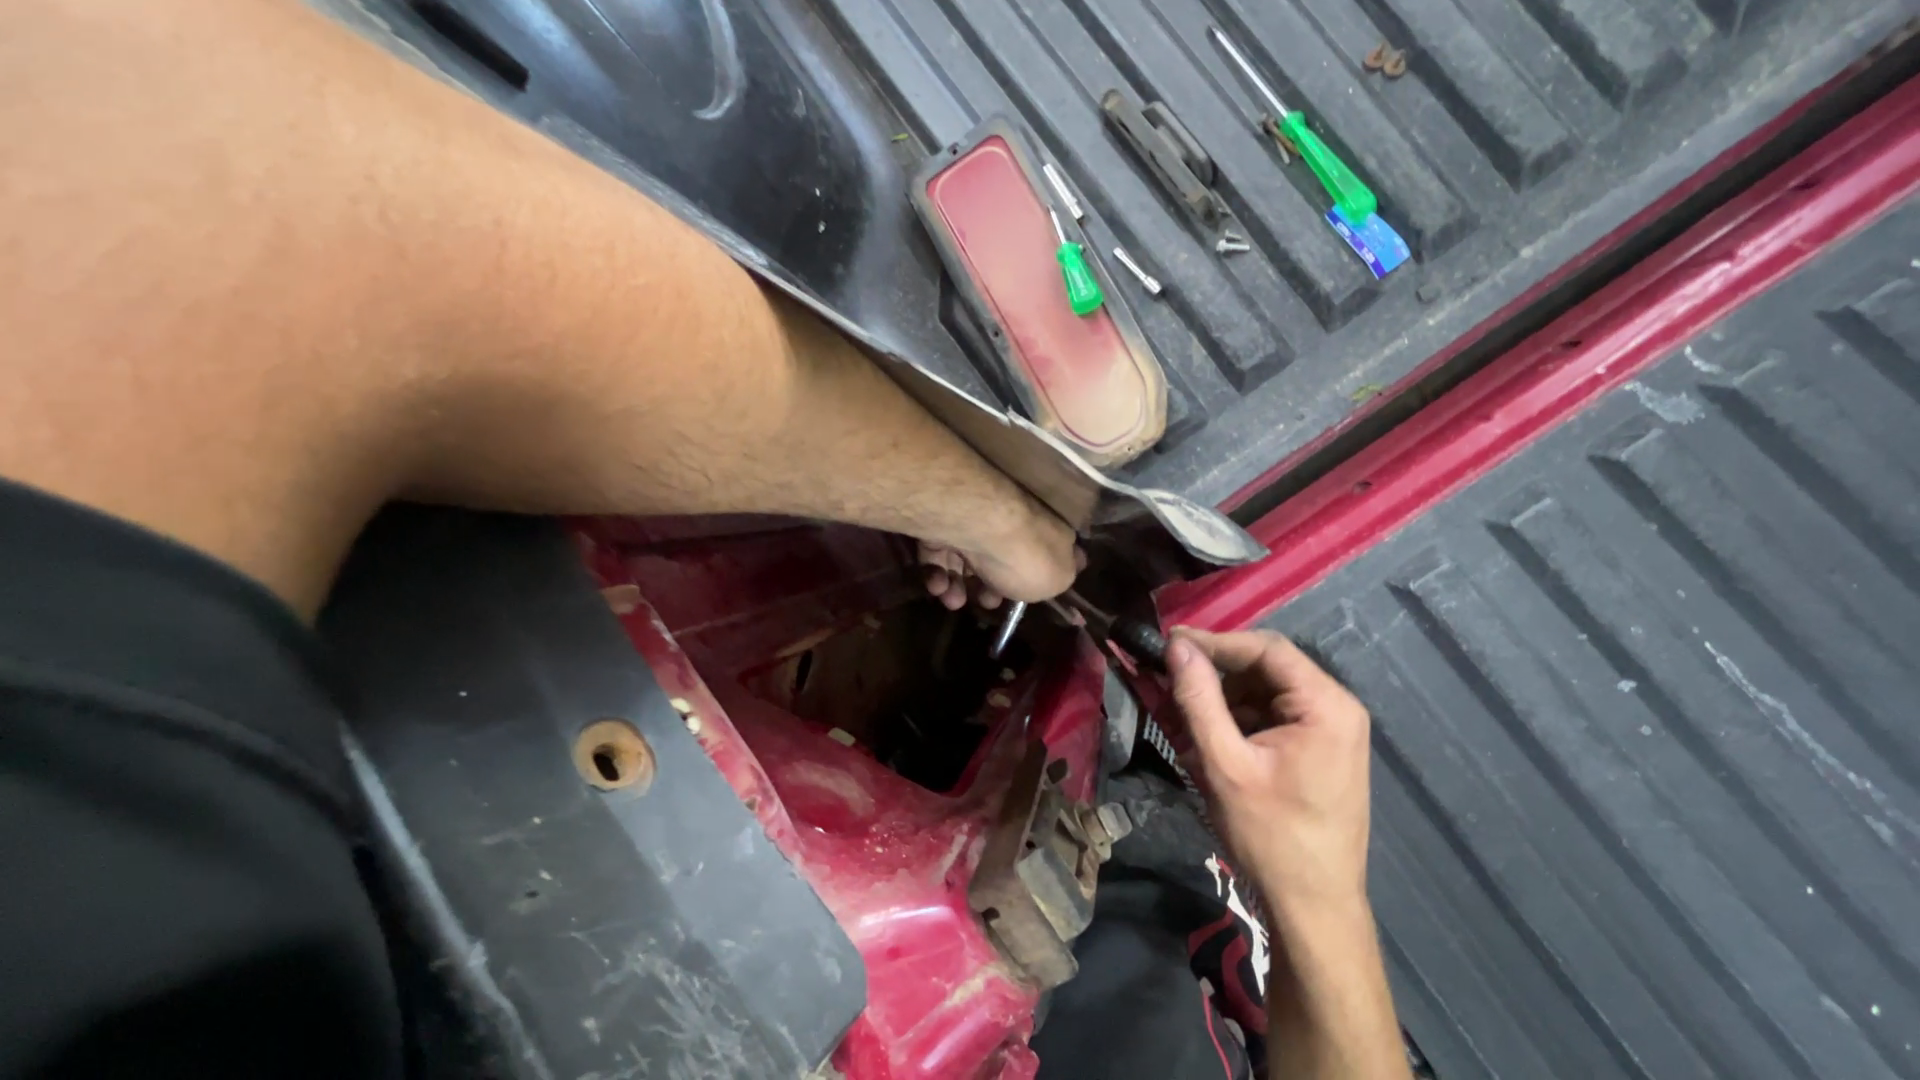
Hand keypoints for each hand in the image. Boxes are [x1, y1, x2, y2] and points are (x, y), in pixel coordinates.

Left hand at [917, 505, 1078, 609]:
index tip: (1025, 598)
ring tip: (953, 599)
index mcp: (1048, 532)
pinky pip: (939, 554)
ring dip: (958, 588)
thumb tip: (1052, 578)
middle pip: (1001, 562)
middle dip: (990, 589)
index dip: (1037, 578)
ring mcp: (976, 519)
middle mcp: (1013, 521)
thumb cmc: (1025, 556)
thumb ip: (1056, 581)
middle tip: (984, 601)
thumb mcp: (1058, 580)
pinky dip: (936, 573)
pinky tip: (938, 585)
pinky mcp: (941, 521)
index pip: (1048, 553)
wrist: (977, 524)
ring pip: (966, 562)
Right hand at [1165, 627, 1372, 916]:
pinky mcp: (1317, 751)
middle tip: (1165, 677)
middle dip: (1214, 672)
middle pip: (1266, 668)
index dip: (1213, 642)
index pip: (1266, 648)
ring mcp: (1329, 731)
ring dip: (1220, 698)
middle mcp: (1336, 708)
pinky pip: (1270, 718)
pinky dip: (1235, 721)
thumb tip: (1175, 647)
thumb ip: (1198, 700)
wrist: (1313, 908)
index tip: (1166, 645)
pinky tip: (1203, 735)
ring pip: (1263, 693)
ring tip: (1176, 710)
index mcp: (1326, 705)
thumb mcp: (1225, 765)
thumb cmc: (1271, 837)